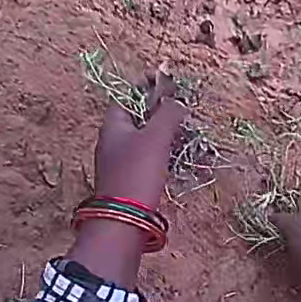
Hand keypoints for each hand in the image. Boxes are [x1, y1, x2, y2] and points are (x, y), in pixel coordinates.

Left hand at [93, 75, 187, 208]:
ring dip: (166, 133)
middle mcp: (113, 141)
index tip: (166, 81)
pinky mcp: (131, 180)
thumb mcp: (155, 138)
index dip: (146, 87)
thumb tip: (177, 101)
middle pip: (138, 117)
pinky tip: (181, 158)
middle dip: (161, 111)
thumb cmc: (137, 173)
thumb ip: (167, 114)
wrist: (125, 220)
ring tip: (187, 131)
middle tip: (182, 107)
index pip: (127, 97)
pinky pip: (150, 159)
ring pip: (146, 139)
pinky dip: (165, 154)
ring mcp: (121, 162)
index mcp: (113, 126)